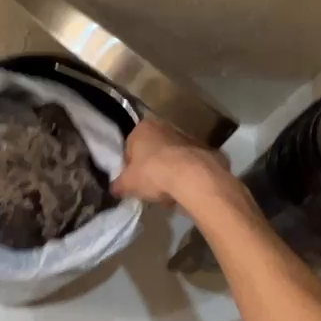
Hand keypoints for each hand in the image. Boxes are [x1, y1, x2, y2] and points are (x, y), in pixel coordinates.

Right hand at [112, 119, 242, 207]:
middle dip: (150, 167)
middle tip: (149, 187)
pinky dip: (186, 176)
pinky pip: (189, 166)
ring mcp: (187, 137)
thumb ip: (118, 185)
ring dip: (169, 173)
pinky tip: (183, 192)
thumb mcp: (127, 183)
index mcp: (142, 128)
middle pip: (152, 150)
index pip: (130, 146)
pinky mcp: (205, 150)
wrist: (194, 178)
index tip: (132, 181)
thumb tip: (114, 188)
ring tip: (167, 194)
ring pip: (172, 158)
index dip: (129, 166)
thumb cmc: (153, 173)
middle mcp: (164, 126)